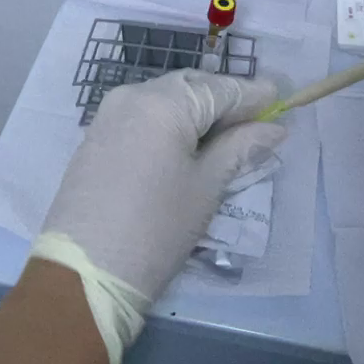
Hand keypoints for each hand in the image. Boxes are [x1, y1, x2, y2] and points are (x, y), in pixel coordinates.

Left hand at [31, 70, 285, 363]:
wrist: (82, 276)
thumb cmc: (155, 230)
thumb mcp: (207, 188)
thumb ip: (241, 148)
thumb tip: (274, 128)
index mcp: (164, 102)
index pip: (220, 88)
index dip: (253, 95)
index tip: (281, 98)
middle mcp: (134, 95)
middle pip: (192, 87)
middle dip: (225, 101)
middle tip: (258, 120)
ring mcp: (110, 113)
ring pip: (167, 99)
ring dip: (199, 112)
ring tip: (229, 135)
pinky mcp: (97, 136)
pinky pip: (145, 115)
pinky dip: (172, 122)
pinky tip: (190, 143)